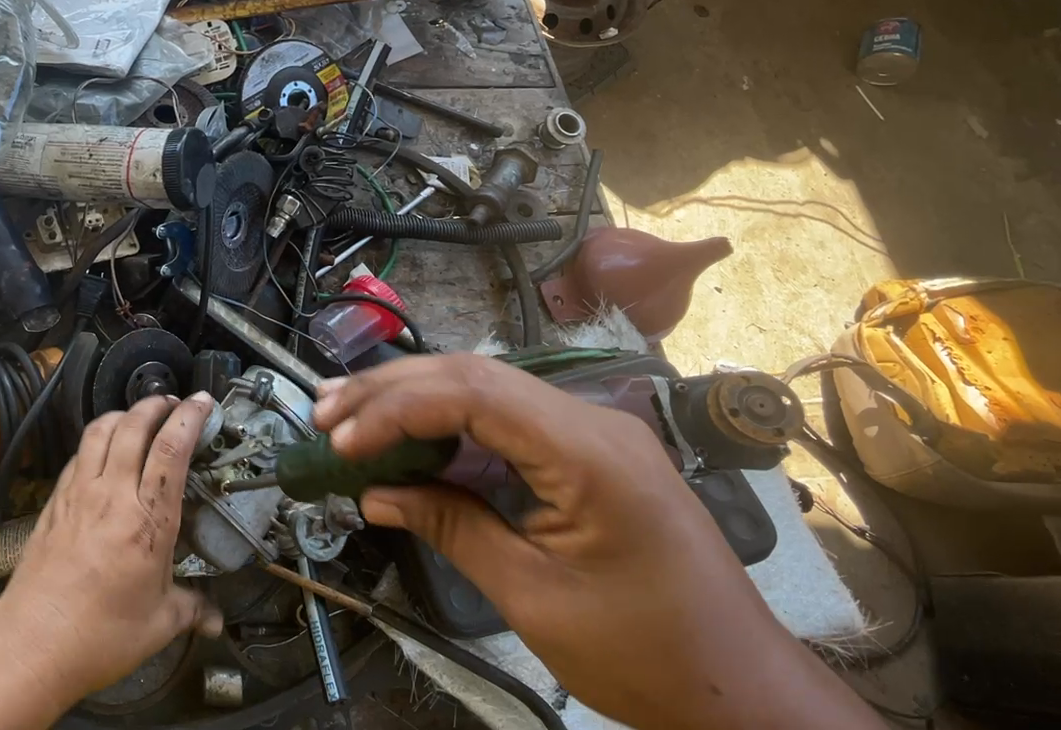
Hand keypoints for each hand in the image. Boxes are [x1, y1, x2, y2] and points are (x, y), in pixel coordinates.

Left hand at [0, 393, 223, 706]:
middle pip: (133, 426)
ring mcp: (78, 493)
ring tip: (138, 416)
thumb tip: (216, 619)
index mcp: (149, 520)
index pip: (171, 450)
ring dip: (122, 414)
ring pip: (99, 431)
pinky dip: (95, 440)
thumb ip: (191, 609)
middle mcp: (112, 495)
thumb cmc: (102, 636)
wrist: (34, 640)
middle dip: (155, 405)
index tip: (202, 401)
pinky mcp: (54, 500)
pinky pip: (77, 455)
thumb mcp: (159, 624)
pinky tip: (102, 450)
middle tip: (172, 403)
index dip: (189, 417)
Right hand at [314, 355, 881, 729]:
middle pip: (472, 375)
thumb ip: (451, 527)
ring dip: (410, 397)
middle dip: (390, 391)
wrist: (745, 693)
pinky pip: (503, 417)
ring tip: (344, 411)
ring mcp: (591, 431)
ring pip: (483, 387)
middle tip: (324, 412)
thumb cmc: (645, 656)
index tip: (341, 441)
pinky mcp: (585, 450)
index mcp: (589, 453)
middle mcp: (591, 421)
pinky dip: (444, 421)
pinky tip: (403, 432)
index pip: (472, 394)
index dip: (395, 408)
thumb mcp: (533, 598)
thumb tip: (374, 493)